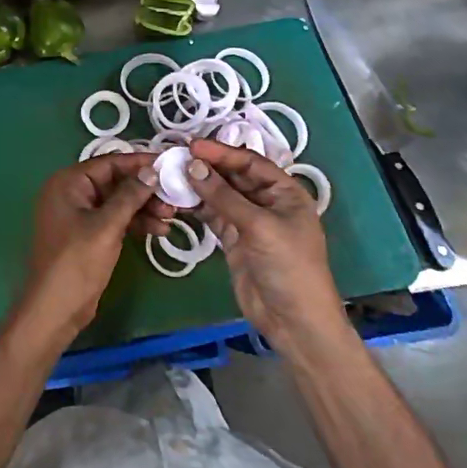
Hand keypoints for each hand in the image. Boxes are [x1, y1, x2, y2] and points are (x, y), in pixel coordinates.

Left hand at [16, 153, 158, 340]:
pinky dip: (136, 223)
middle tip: (175, 196)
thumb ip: (130, 195)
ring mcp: (80, 215)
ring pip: (119, 202)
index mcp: (68, 183)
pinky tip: (160, 231)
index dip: (140, 163)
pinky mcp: (89, 235)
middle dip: (145, 190)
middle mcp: (72, 193)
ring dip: (144, 208)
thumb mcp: (107, 226)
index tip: (169, 164)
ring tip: (172, 216)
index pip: (110, 163)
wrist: (55, 309)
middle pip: (116, 182)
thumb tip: (151, 170)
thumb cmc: (76, 261)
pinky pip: (115, 220)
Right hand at [185, 140, 348, 348]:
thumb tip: (193, 166)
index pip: (251, 162)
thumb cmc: (289, 266)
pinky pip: (214, 216)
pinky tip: (178, 199)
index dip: (222, 153)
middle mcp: (268, 202)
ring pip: (221, 196)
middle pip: (234, 176)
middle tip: (176, 158)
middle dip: (208, 167)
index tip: (192, 146)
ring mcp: (250, 222)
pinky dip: (197, 207)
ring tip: (171, 176)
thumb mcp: (259, 227)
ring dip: (199, 187)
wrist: (294, 321)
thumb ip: (224, 196)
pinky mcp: (235, 240)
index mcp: (285, 192)